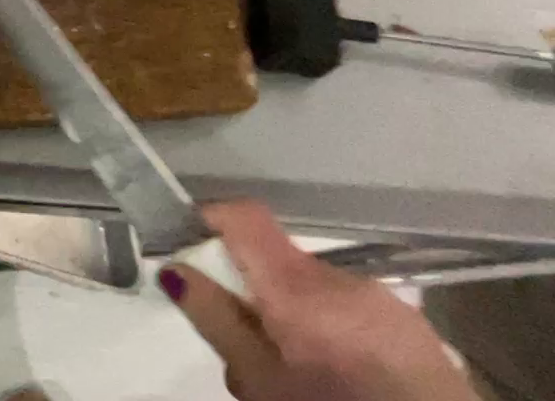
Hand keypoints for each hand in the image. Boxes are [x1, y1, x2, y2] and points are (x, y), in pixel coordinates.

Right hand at [162, 201, 478, 400]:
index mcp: (299, 284)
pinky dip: (331, 331)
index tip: (185, 246)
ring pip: (313, 291)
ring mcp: (389, 305)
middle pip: (275, 262)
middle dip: (249, 292)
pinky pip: (353, 312)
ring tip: (292, 369)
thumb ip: (214, 317)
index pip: (243, 214)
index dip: (209, 219)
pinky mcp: (419, 333)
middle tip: (240, 344)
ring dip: (291, 315)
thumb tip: (173, 267)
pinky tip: (338, 376)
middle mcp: (344, 279)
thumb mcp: (259, 379)